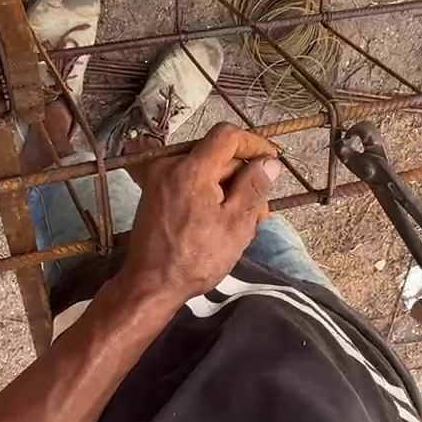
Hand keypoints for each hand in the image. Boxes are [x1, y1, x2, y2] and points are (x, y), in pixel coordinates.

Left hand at [118, 122, 282, 303]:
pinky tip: (219, 222)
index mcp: (191, 169)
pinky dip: (207, 195)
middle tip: (260, 210)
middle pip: (216, 155)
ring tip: (241, 224)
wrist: (151, 285)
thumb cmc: (194, 260)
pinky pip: (188, 183)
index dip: (254, 144)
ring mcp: (158, 179)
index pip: (227, 136)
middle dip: (242, 177)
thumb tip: (268, 163)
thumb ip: (254, 188)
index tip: (270, 161)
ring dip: (227, 190)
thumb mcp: (236, 225)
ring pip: (204, 171)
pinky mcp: (154, 194)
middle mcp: (169, 166)